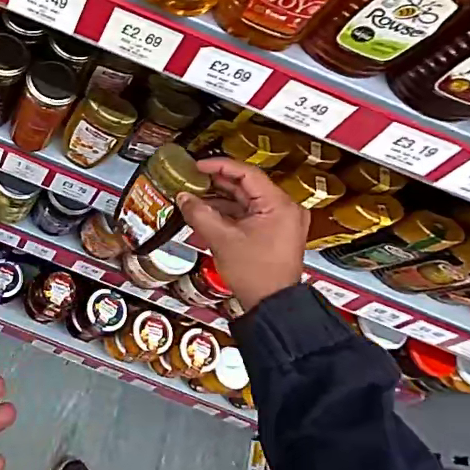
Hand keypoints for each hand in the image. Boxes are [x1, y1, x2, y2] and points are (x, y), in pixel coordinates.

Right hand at [176, 157, 308, 311]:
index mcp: (278, 205)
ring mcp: (281, 221)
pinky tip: (209, 213)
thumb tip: (184, 198)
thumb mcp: (222, 239)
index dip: (219, 166)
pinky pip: (249, 213)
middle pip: (246, 185)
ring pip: (246, 200)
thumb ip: (199, 214)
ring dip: (221, 198)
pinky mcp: (275, 232)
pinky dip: (229, 212)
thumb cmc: (258, 275)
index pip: (246, 173)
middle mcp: (285, 209)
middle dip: (217, 183)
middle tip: (194, 179)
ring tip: (196, 196)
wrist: (272, 304)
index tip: (200, 165)